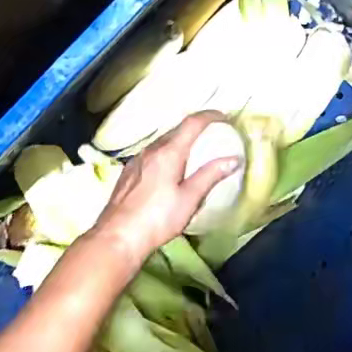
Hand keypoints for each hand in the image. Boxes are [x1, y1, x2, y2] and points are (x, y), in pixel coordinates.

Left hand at [88, 111, 242, 264]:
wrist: (118, 235)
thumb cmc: (157, 218)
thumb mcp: (189, 199)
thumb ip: (210, 176)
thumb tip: (233, 159)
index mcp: (167, 152)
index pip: (191, 123)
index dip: (209, 116)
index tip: (224, 116)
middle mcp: (150, 150)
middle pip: (176, 130)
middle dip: (195, 128)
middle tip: (213, 134)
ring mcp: (137, 160)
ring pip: (162, 142)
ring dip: (179, 141)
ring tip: (194, 151)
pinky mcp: (129, 171)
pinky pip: (152, 154)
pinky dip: (166, 153)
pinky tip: (170, 168)